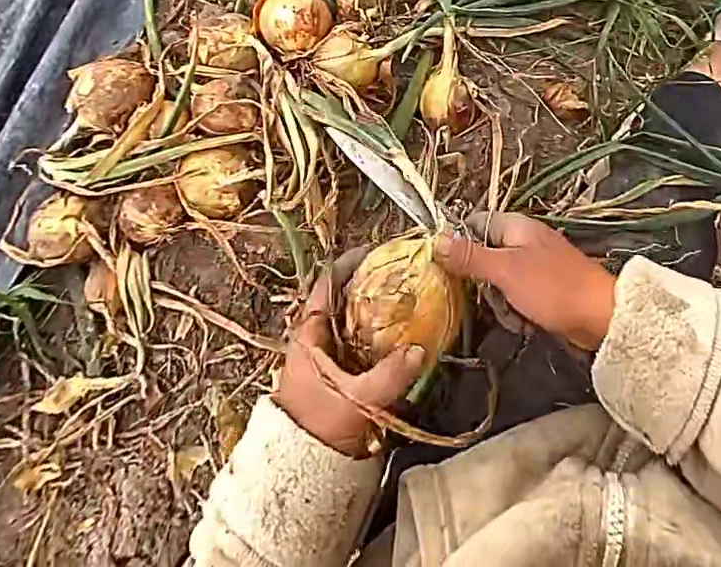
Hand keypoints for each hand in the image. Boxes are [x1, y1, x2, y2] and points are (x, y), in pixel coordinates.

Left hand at [272, 250, 427, 457]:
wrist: (300, 469)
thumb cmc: (319, 426)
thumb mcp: (356, 400)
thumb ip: (389, 375)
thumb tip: (420, 350)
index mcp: (309, 333)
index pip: (327, 282)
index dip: (351, 262)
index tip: (379, 252)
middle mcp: (313, 336)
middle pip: (343, 296)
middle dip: (370, 282)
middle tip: (401, 273)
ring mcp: (323, 353)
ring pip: (350, 317)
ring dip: (374, 306)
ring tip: (405, 297)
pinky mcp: (333, 370)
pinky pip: (356, 338)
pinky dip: (375, 330)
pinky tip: (397, 333)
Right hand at [435, 213, 615, 350]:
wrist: (600, 317)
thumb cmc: (553, 287)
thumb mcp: (505, 270)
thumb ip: (470, 256)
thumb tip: (436, 241)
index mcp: (515, 226)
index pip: (474, 224)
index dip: (460, 243)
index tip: (450, 266)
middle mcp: (523, 241)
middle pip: (484, 257)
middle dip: (485, 284)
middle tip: (496, 296)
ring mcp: (534, 266)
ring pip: (498, 283)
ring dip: (503, 303)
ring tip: (518, 313)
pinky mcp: (543, 289)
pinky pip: (516, 298)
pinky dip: (519, 312)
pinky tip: (528, 322)